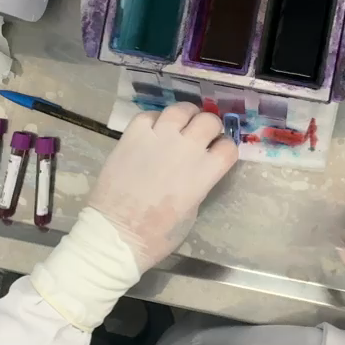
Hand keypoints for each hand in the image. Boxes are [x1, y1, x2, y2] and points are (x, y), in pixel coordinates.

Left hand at [86, 102, 238, 269]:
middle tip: (201, 135)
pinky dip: (155, 120)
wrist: (115, 234)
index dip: (225, 149)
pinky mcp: (133, 135)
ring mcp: (158, 137)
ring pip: (180, 110)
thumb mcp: (191, 212)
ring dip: (186, 115)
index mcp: (205, 172)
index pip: (228, 147)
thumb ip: (199, 184)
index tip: (218, 153)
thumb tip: (197, 169)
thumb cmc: (157, 235)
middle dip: (210, 127)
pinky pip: (149, 115)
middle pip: (209, 121)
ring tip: (180, 125)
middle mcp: (185, 148)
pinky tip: (153, 131)